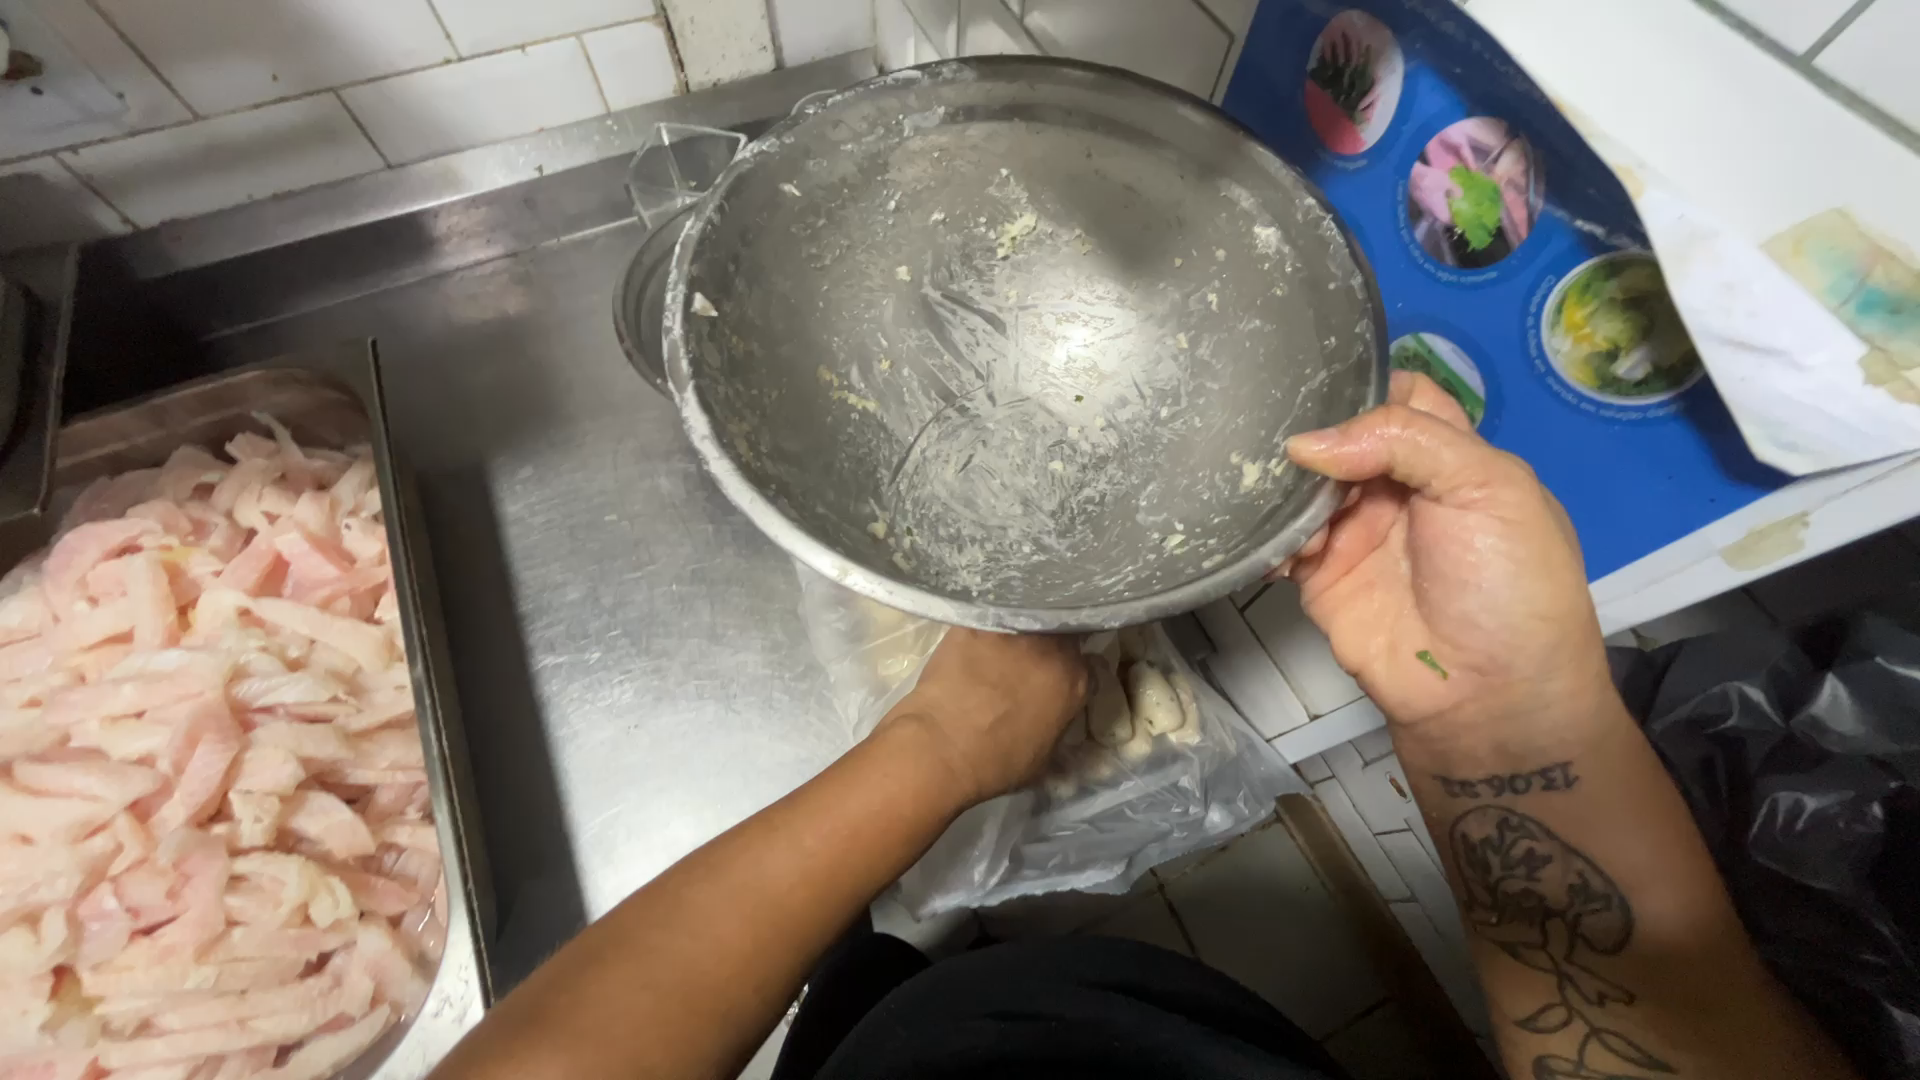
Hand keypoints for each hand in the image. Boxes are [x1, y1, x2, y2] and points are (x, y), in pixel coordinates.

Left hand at [883, 629, 1086, 806]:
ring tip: (1006, 639)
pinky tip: (980, 630)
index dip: (1072, 663)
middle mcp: (1050, 645)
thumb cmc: (996, 762)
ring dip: (1021, 625)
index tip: (1058, 670)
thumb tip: (1055, 708)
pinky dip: (988, 619)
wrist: (942, 747)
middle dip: (1051, 638)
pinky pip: (989, 612)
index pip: (1086, 659)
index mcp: (1073, 679)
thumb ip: (1059, 720)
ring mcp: (1013, 628)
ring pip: (1026, 614)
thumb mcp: (1045, 754)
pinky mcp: (976, 621)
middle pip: (1059, 629)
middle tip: (1033, 652)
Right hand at [1279, 372, 1611, 740]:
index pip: (1401, 400)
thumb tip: (1303, 444)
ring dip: (1283, 490)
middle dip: (1307, 436)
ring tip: (1271, 496)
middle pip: (1337, 440)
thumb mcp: (1485, 488)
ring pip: (1300, 488)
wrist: (1484, 692)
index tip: (1318, 383)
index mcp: (1447, 458)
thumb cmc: (1506, 581)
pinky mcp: (1317, 574)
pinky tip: (1272, 544)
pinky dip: (1267, 539)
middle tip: (1267, 432)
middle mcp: (1394, 488)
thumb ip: (1404, 442)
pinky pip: (1279, 543)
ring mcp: (1351, 531)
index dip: (1365, 387)